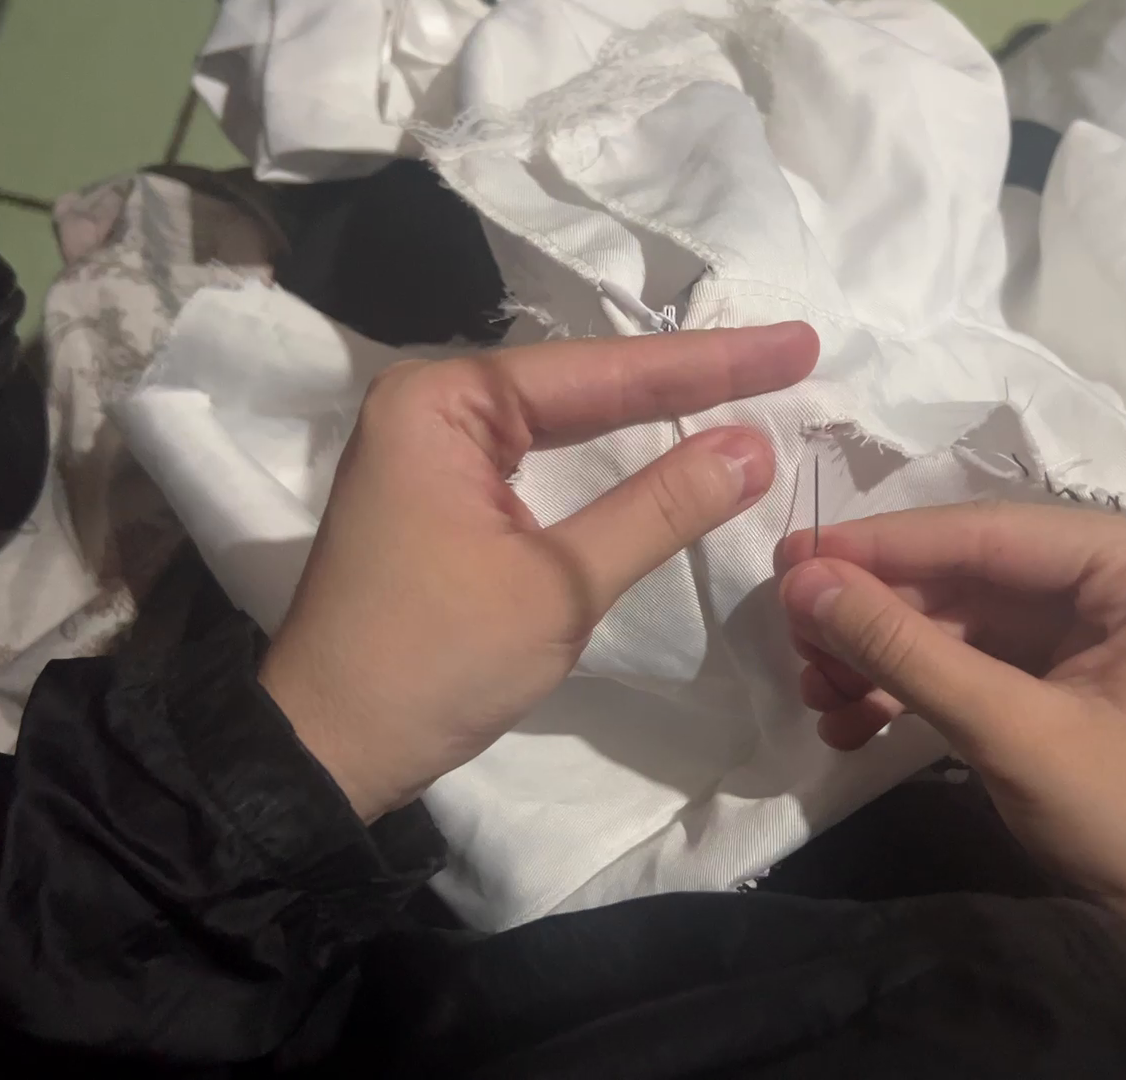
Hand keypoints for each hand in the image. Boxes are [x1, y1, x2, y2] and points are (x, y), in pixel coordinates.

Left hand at [261, 323, 817, 821]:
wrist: (329, 748)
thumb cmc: (434, 663)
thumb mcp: (559, 585)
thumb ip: (659, 510)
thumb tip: (752, 448)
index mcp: (445, 402)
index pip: (602, 373)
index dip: (710, 364)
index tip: (795, 346)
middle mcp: (437, 404)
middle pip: (586, 384)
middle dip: (689, 378)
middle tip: (785, 356)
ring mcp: (439, 448)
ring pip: (568, 418)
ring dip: (655, 409)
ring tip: (743, 381)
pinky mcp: (449, 492)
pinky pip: (546, 457)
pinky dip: (610, 455)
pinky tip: (661, 435)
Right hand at [776, 502, 1125, 965]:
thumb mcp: (1015, 734)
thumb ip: (903, 650)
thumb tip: (801, 583)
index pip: (988, 533)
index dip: (881, 546)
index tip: (793, 556)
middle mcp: (1123, 576)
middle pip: (964, 574)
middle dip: (875, 614)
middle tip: (795, 640)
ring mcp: (1091, 625)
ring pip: (954, 617)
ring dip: (880, 654)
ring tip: (817, 694)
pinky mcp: (1061, 669)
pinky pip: (968, 657)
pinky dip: (908, 685)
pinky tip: (852, 723)